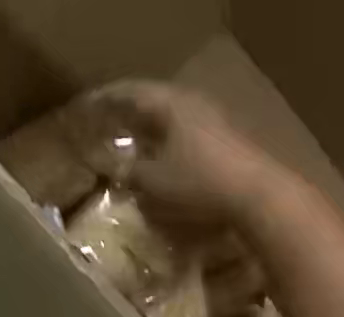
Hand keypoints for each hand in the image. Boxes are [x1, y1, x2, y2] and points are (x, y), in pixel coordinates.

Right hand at [73, 81, 290, 226]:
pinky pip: (189, 145)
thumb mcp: (154, 183)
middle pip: (154, 107)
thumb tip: (121, 171)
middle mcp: (194, 105)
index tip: (87, 108)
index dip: (106, 100)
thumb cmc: (198, 184)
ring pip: (174, 126)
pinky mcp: (228, 148)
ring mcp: (214, 125)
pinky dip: (171, 154)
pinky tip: (166, 172)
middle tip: (110, 130)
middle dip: (131, 120)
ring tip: (135, 155)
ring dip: (153, 140)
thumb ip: (132, 174)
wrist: (255, 197)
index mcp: (170, 104)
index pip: (130, 93)